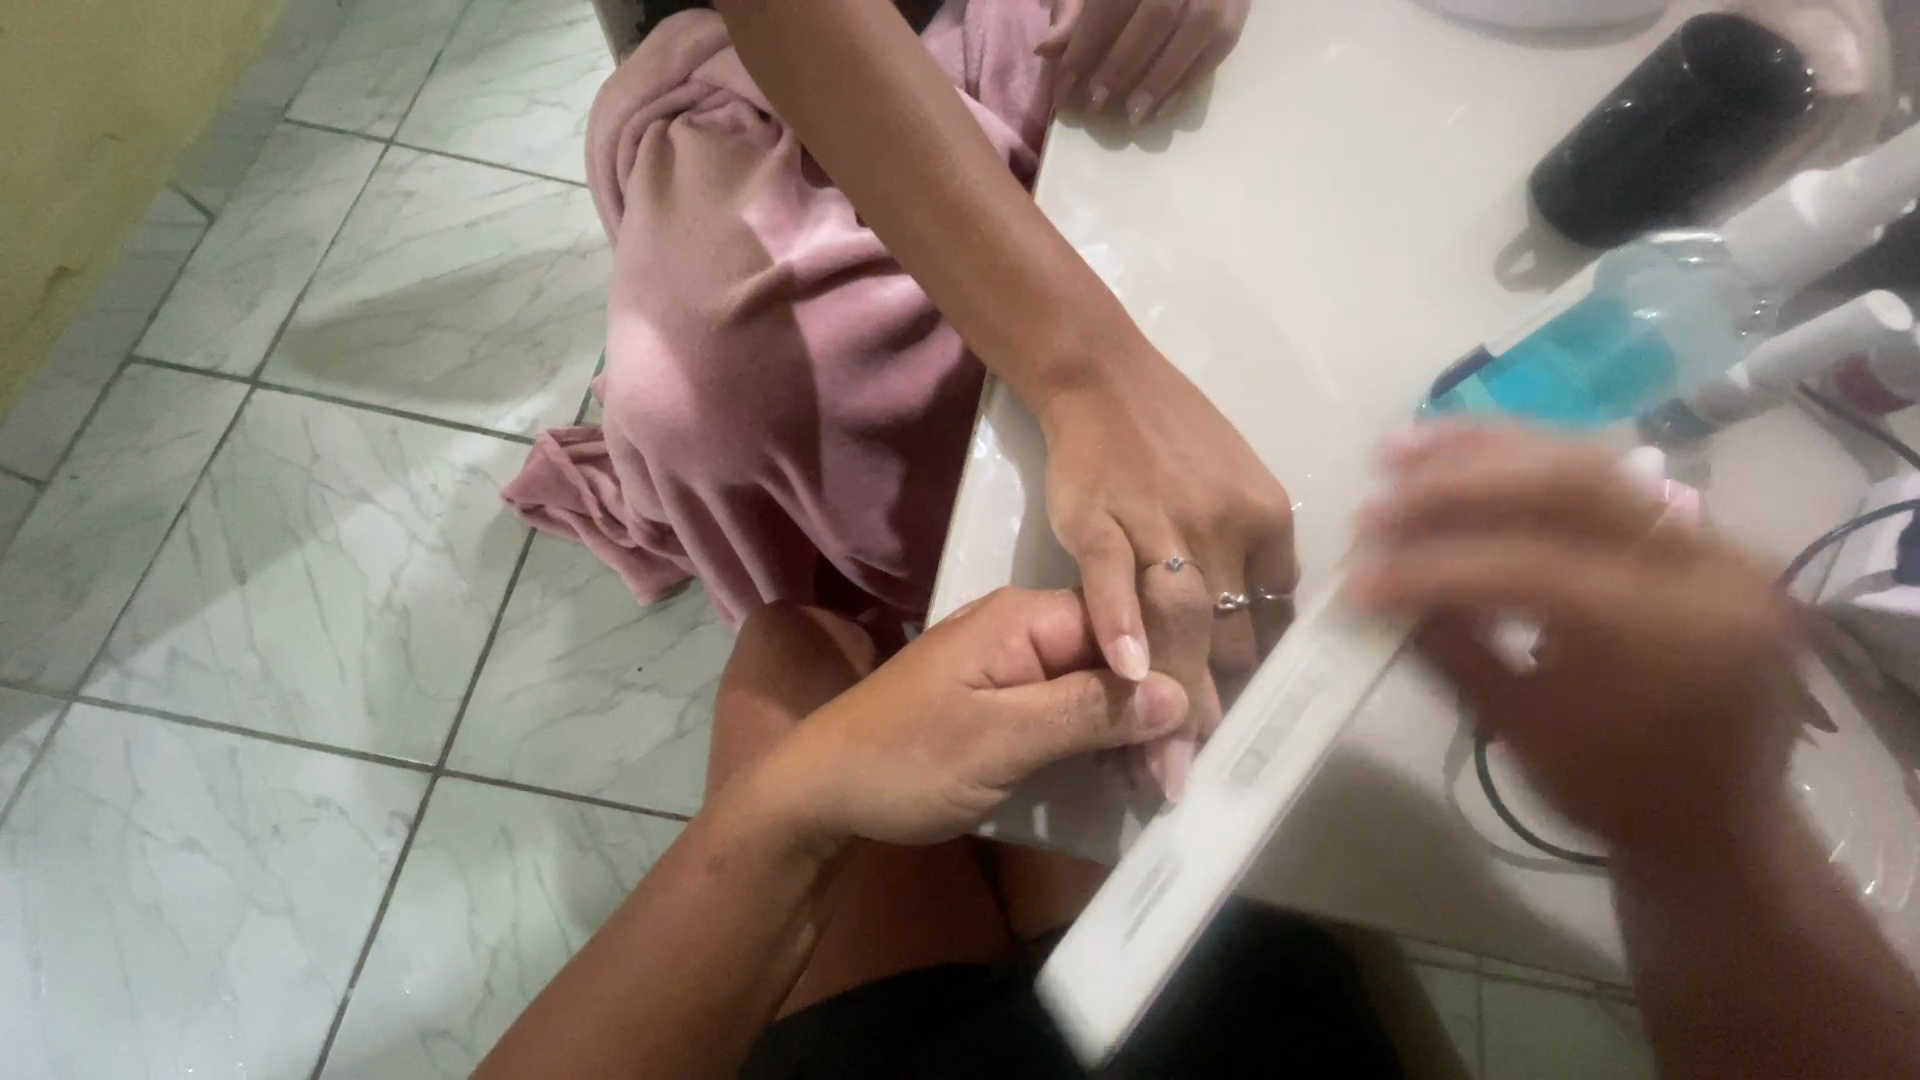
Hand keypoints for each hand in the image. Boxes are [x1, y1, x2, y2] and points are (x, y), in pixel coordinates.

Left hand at [757, 588, 1189, 848]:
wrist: (827, 789)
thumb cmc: (906, 760)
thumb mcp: (998, 740)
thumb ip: (1085, 712)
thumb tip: (1175, 694)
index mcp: (1021, 617)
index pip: (1120, 627)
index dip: (1166, 678)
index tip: (1197, 741)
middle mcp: (1025, 626)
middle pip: (1116, 655)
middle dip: (1155, 712)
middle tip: (1180, 777)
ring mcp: (1016, 661)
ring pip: (1100, 683)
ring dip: (1133, 731)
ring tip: (1157, 785)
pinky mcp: (1011, 696)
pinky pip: (1074, 705)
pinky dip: (1101, 738)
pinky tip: (1124, 773)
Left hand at [1039, 0, 1249, 124]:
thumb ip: (1074, 9)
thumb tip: (1045, 50)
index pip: (1110, 3)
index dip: (1083, 48)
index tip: (1063, 91)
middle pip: (1158, 13)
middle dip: (1122, 63)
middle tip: (1097, 104)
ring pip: (1198, 27)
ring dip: (1162, 78)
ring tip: (1134, 117)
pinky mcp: (1240, 3)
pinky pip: (1221, 42)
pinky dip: (1190, 79)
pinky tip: (1163, 108)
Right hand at [1040, 357, 1295, 799]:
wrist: (1104, 377)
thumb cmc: (1171, 431)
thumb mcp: (1238, 478)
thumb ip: (1255, 550)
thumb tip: (1255, 622)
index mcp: (1266, 516)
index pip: (1269, 615)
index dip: (1250, 675)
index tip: (1231, 721)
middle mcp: (1224, 524)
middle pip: (1227, 632)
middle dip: (1211, 705)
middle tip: (1195, 769)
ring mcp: (1160, 521)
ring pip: (1179, 619)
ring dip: (1174, 691)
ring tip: (1164, 758)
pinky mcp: (1100, 518)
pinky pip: (1114, 578)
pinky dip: (1120, 625)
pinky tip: (1124, 673)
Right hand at [1345, 425, 1802, 864]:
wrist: (1716, 817)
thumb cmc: (1612, 790)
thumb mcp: (1518, 725)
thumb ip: (1449, 643)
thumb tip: (1372, 584)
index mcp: (1674, 637)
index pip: (1535, 569)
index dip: (1433, 568)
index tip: (1357, 581)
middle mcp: (1709, 570)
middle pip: (1568, 487)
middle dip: (1453, 488)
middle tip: (1372, 506)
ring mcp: (1708, 544)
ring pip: (1582, 461)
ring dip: (1478, 454)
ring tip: (1395, 451)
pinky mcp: (1688, 536)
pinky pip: (1595, 478)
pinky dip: (1516, 461)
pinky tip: (1455, 455)